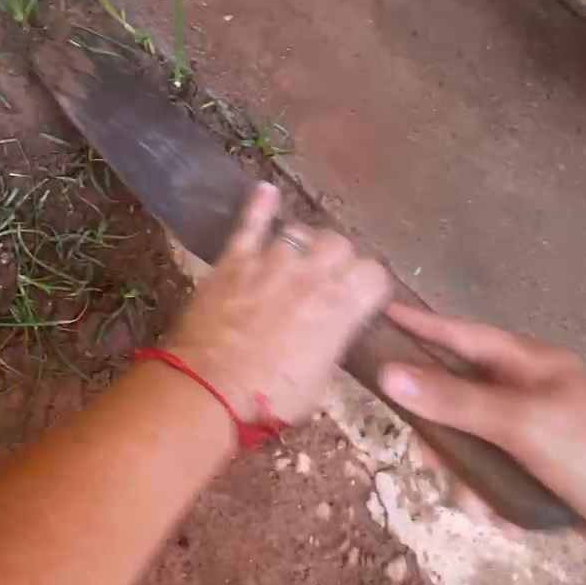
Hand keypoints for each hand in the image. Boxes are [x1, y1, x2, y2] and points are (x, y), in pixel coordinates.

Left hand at [164, 182, 390, 424]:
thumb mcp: (321, 377)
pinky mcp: (234, 258)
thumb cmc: (271, 395)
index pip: (374, 273)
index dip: (368, 284)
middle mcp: (310, 276)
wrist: (211, 383)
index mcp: (340, 308)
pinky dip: (259, 205)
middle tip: (326, 277)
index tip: (360, 295)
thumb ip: (331, 340)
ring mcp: (269, 261)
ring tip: (297, 256)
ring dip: (302, 242)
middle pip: (338, 243)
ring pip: (298, 231)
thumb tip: (330, 327)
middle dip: (337, 257)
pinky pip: (249, 223)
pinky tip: (265, 190)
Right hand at [378, 305, 585, 580]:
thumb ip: (453, 400)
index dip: (416, 322)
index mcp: (528, 362)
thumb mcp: (523, 426)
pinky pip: (490, 469)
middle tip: (423, 448)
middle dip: (438, 426)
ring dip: (463, 471)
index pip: (459, 331)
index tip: (372, 310)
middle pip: (453, 390)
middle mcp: (525, 389)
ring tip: (473, 500)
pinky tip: (497, 515)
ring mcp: (532, 430)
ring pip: (467, 435)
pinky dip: (487, 492)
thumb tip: (386, 373)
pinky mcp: (539, 468)